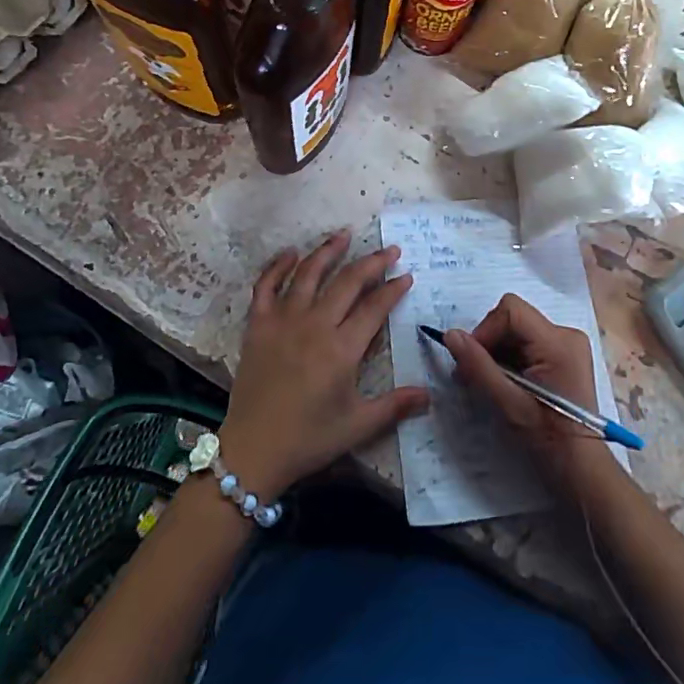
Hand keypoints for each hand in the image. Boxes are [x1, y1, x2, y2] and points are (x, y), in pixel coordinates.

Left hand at [218, 231, 429, 497]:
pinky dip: (278, 266)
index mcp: (342, 349)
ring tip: (344, 235)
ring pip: (308, 274)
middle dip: (372, 262)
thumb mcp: (359, 425)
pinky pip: (266, 286)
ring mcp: (283, 321)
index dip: (392, 289)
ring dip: (328, 252)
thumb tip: (430, 394)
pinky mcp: (257, 325)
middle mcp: (314, 325)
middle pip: (347, 282)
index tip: (406, 276)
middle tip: (390, 250)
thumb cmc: (310, 438)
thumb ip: (395, 405)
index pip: (374, 307)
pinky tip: (290, 253)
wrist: (254, 449)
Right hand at [443, 294, 618, 489]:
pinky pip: (525, 342)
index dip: (485, 330)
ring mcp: (566, 344)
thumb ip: (478, 365)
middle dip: (488, 343)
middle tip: (474, 375)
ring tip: (489, 382)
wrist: (578, 464)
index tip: (471, 360)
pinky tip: (506, 383)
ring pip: (515, 331)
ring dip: (496, 352)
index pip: (510, 311)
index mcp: (558, 343)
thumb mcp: (507, 402)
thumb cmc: (546, 436)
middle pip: (512, 319)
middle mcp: (566, 335)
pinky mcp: (562, 354)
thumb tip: (450, 335)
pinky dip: (508, 358)